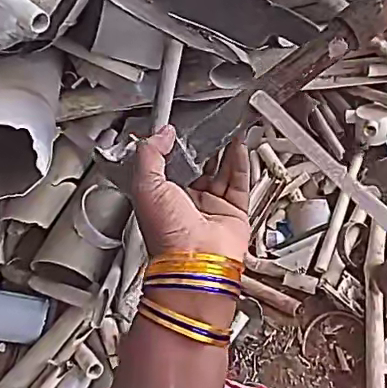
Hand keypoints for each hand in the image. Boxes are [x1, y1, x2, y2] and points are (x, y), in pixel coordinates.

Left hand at [131, 125, 251, 261]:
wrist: (195, 260)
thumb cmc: (166, 235)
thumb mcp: (145, 185)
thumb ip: (150, 154)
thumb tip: (161, 134)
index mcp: (161, 198)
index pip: (167, 166)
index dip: (172, 147)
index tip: (177, 130)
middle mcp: (186, 203)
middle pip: (197, 167)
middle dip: (202, 148)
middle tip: (206, 127)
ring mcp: (210, 208)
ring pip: (221, 172)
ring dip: (224, 151)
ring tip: (227, 130)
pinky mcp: (233, 212)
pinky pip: (239, 182)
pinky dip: (241, 163)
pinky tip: (239, 146)